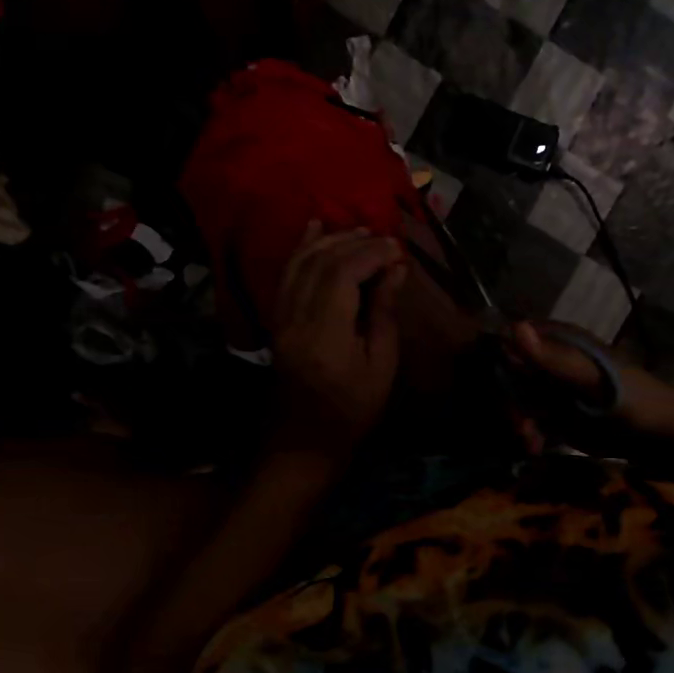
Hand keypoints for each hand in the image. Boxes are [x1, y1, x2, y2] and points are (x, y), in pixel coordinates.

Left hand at [270, 223, 408, 455]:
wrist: (304, 442)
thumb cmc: (353, 412)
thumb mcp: (381, 366)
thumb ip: (384, 314)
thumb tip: (395, 271)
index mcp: (326, 334)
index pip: (344, 275)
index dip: (372, 254)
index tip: (398, 249)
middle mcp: (296, 319)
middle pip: (321, 263)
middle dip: (354, 243)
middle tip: (384, 238)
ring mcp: (280, 318)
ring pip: (300, 264)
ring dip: (330, 241)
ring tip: (358, 231)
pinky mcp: (276, 320)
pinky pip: (285, 275)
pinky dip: (301, 249)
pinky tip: (315, 230)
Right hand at [511, 320, 673, 436]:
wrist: (664, 436)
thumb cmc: (632, 399)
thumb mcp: (589, 378)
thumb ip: (553, 358)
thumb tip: (515, 327)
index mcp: (561, 342)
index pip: (514, 340)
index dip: (499, 360)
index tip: (497, 386)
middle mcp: (553, 363)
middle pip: (511, 375)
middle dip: (509, 401)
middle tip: (518, 426)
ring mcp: (557, 391)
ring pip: (520, 401)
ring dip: (518, 421)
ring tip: (529, 442)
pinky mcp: (561, 419)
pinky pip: (533, 422)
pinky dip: (530, 435)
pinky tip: (534, 448)